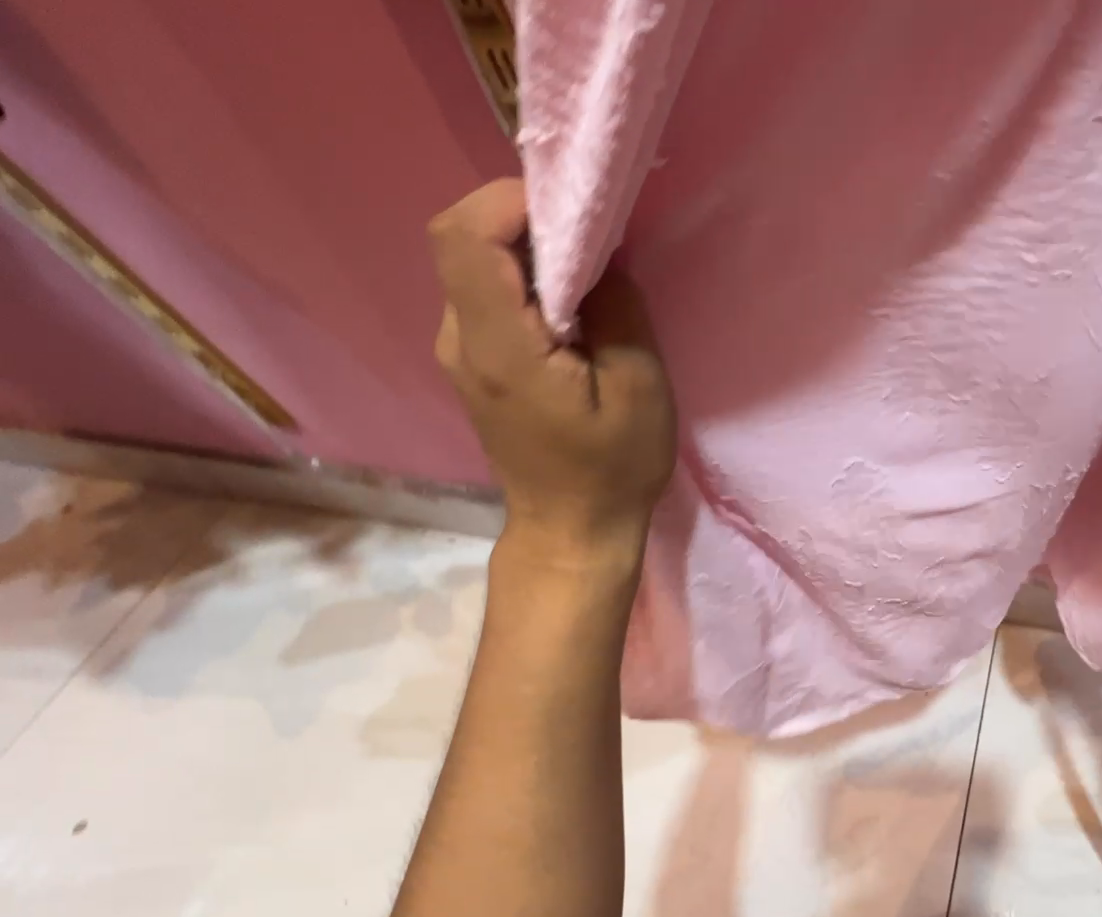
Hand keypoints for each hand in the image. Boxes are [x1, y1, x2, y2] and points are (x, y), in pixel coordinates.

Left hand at [428, 179, 676, 562]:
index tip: (575, 212)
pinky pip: (488, 298)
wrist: (571, 530)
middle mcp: (461, 340)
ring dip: (529, 254)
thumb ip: (618, 313)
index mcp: (500, 347)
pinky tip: (572, 310)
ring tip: (591, 275)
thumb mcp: (639, 392)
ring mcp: (461, 352)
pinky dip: (526, 283)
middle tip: (594, 241)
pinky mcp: (474, 364)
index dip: (509, 202)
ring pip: (475, 267)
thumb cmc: (612, 469)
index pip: (466, 237)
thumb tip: (602, 258)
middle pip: (465, 243)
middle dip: (526, 222)